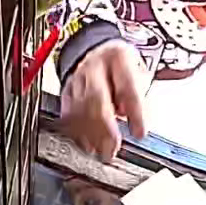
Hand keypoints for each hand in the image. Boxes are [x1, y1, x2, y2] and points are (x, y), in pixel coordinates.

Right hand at [60, 39, 148, 159]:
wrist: (97, 53)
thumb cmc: (120, 67)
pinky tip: (87, 145)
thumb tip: (131, 120)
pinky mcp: (65, 92)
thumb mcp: (139, 74)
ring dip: (91, 135)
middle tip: (113, 149)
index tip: (140, 133)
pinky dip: (77, 133)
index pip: (127, 87)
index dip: (135, 113)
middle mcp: (94, 66)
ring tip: (102, 151)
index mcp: (118, 57)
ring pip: (79, 109)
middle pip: (95, 99)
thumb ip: (138, 97)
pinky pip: (67, 115)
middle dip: (105, 129)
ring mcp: (76, 79)